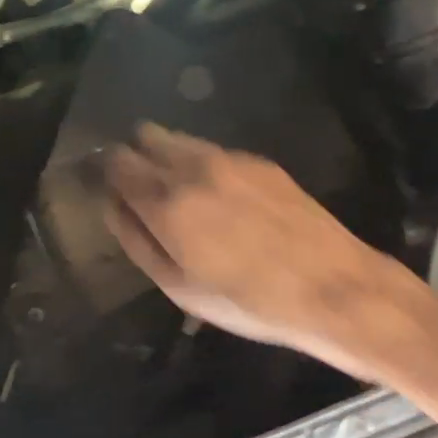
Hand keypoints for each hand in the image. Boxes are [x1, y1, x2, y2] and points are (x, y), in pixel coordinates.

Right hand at [102, 123, 423, 379]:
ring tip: (184, 200)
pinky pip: (214, 151)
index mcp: (166, 200)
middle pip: (145, 136)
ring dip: (168, 157)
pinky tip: (222, 201)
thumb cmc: (248, 301)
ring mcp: (231, 158)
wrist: (331, 286)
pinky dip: (202, 165)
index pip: (116, 161)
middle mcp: (194, 166)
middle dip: (135, 158)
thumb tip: (111, 204)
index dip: (107, 174)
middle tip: (143, 195)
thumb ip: (136, 240)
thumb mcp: (179, 287)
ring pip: (180, 138)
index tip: (111, 193)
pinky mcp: (260, 161)